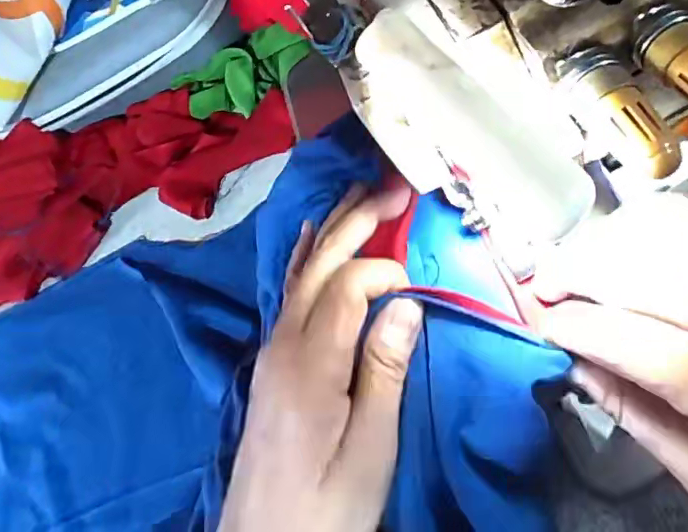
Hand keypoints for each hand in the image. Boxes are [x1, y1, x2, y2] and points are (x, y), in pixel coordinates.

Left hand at [220, 182, 425, 531]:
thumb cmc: (325, 509)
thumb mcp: (368, 453)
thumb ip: (384, 371)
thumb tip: (407, 303)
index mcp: (310, 364)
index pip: (348, 285)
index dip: (384, 271)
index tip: (415, 291)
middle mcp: (284, 343)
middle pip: (321, 263)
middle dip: (357, 220)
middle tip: (393, 188)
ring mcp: (273, 349)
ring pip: (303, 270)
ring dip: (334, 227)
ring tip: (359, 192)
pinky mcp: (272, 361)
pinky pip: (290, 290)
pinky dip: (306, 255)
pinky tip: (311, 236)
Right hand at [532, 194, 687, 531]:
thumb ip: (644, 423)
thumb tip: (577, 364)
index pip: (619, 333)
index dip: (566, 322)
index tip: (531, 317)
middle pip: (626, 264)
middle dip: (570, 270)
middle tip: (538, 284)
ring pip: (650, 226)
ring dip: (601, 240)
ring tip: (574, 265)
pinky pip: (685, 211)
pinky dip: (643, 219)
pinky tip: (625, 242)